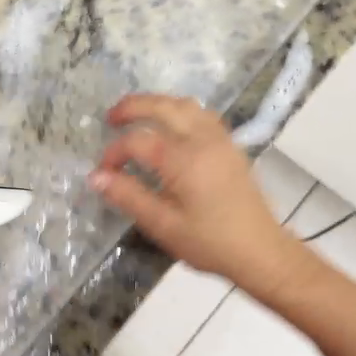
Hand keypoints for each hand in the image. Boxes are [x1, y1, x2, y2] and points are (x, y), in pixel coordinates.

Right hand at [89, 94, 304, 289]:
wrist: (260, 251)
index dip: (114, 153)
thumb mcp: (162, 225)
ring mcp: (220, 140)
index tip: (103, 173)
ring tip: (138, 117)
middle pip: (163, 107)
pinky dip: (180, 111)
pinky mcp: (231, 147)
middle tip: (110, 117)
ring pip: (185, 105)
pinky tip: (172, 126)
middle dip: (133, 107)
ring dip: (158, 104)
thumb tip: (95, 176)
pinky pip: (202, 115)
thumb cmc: (209, 242)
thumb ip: (128, 197)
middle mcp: (202, 140)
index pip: (137, 142)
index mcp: (182, 160)